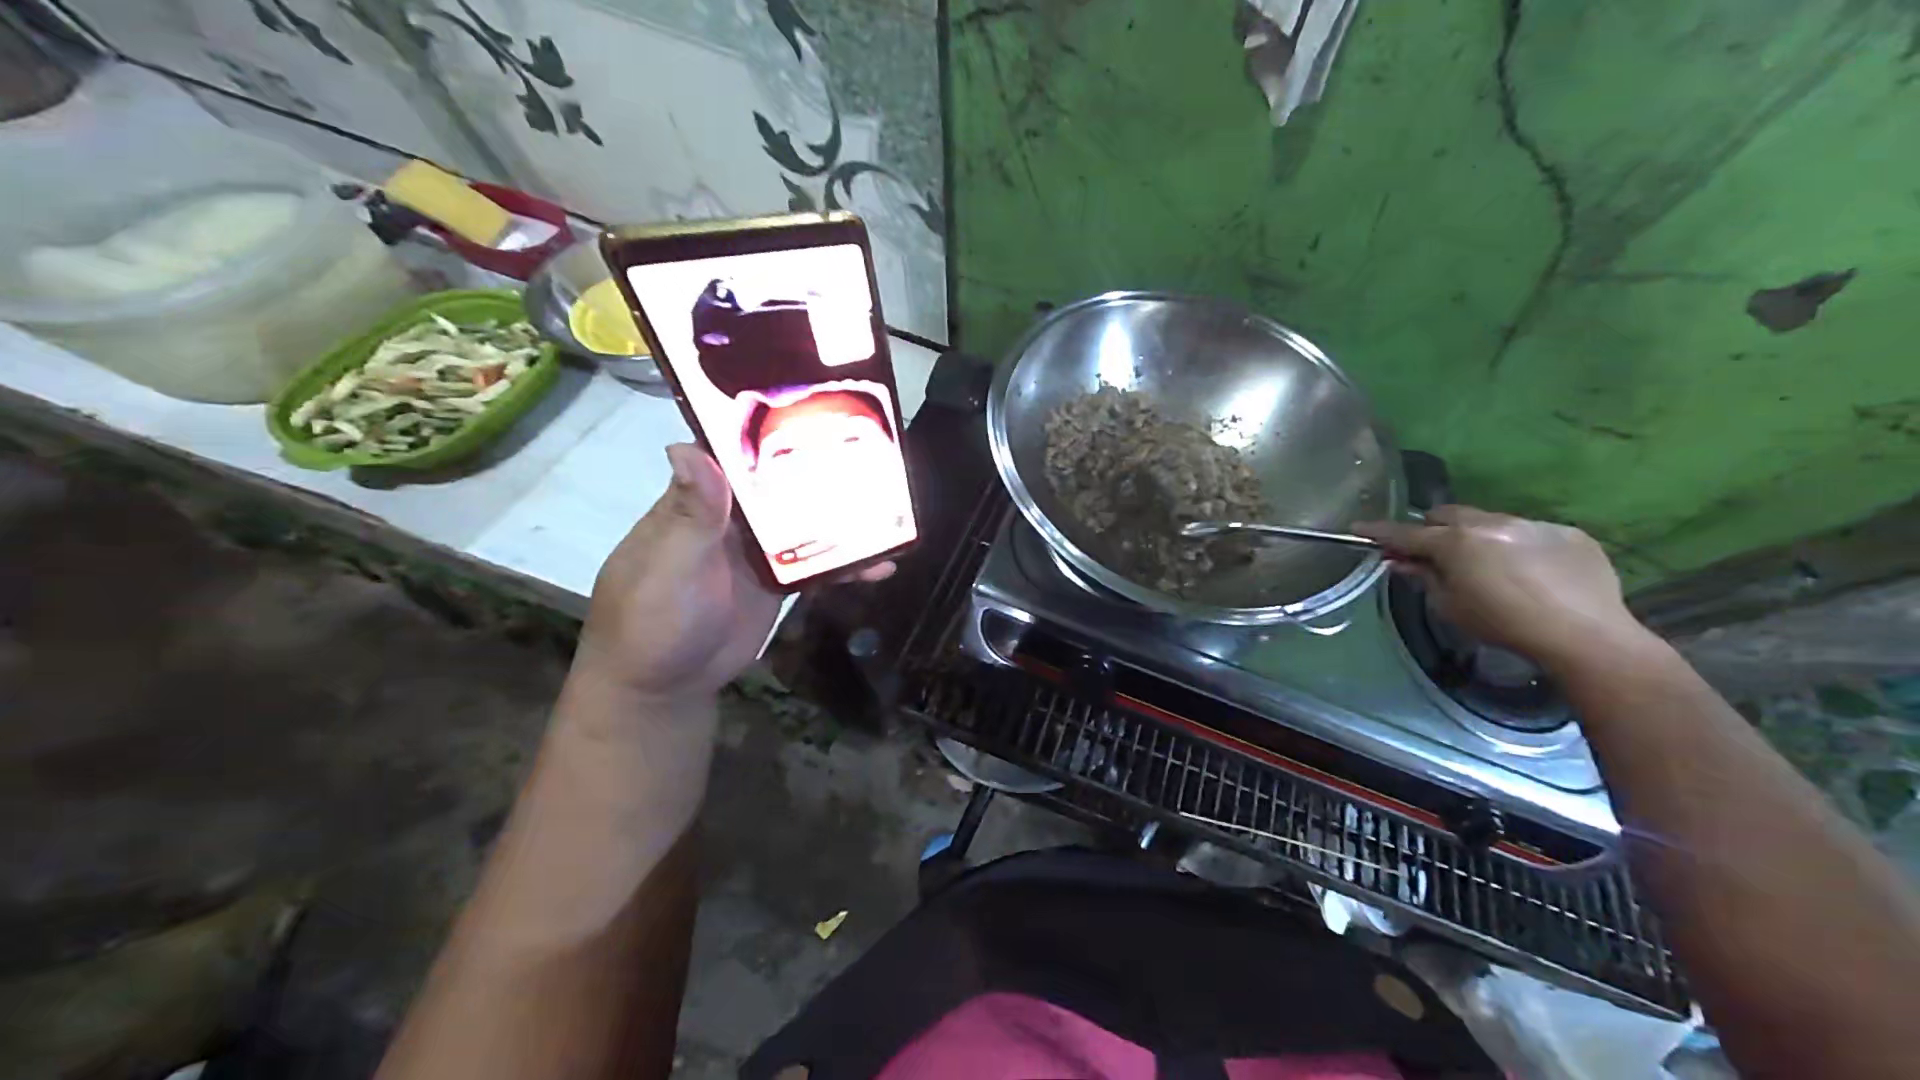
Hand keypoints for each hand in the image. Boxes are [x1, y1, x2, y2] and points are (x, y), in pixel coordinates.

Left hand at [574, 444, 894, 708]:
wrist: (664, 685)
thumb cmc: (654, 619)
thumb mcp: (670, 564)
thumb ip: (690, 512)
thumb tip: (684, 444)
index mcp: (700, 500)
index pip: (736, 450)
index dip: (770, 425)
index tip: (814, 402)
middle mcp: (732, 517)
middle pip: (783, 482)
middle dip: (824, 468)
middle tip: (877, 451)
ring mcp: (758, 551)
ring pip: (807, 522)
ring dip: (844, 518)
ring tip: (891, 510)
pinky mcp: (777, 582)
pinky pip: (817, 565)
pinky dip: (846, 565)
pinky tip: (880, 566)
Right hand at [1353, 506, 1644, 667]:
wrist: (1585, 635)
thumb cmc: (1503, 625)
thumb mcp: (1450, 607)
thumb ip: (1424, 578)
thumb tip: (1403, 562)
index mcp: (1455, 541)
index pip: (1405, 533)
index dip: (1379, 532)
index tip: (1359, 527)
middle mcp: (1490, 522)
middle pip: (1447, 515)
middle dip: (1432, 529)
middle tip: (1431, 553)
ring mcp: (1532, 524)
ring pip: (1489, 521)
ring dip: (1477, 537)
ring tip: (1488, 567)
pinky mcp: (1568, 533)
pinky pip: (1530, 533)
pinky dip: (1518, 547)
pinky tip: (1531, 574)